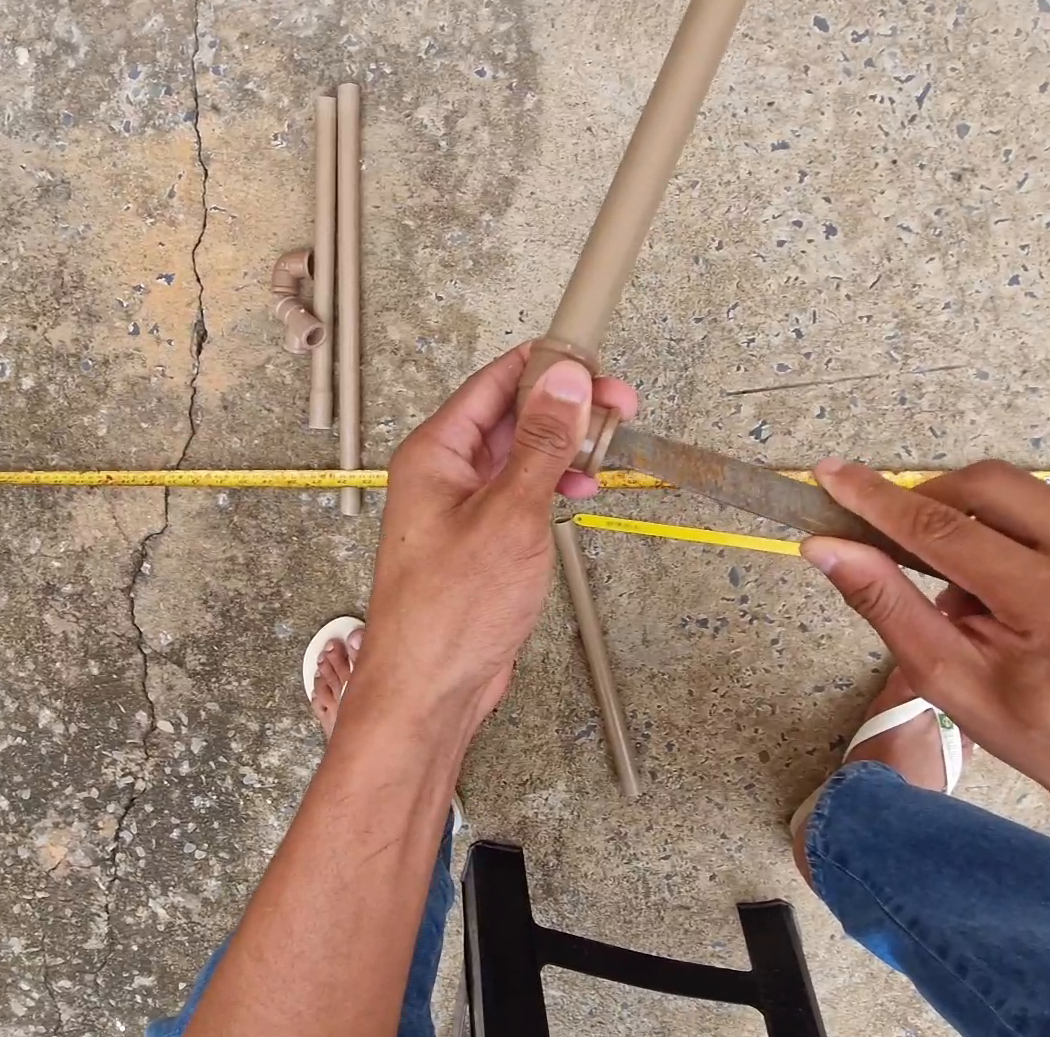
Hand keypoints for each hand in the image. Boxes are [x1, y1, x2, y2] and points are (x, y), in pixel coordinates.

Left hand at [351, 342, 637, 737]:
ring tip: (609, 447)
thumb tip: (564, 382)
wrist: (429, 687)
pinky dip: (551, 484)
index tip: (594, 363)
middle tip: (619, 407)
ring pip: (518, 453)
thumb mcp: (509, 515)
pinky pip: (518, 491)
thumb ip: (539, 444)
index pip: (494, 382)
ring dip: (563, 445)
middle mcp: (443, 473)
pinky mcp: (478, 536)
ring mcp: (460, 505)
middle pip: (509, 415)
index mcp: (435, 452)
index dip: (546, 366)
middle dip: (565, 406)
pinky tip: (580, 487)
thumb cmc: (449, 611)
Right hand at [799, 459, 1049, 829]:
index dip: (879, 499)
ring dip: (975, 527)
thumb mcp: (945, 679)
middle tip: (898, 541)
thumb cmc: (1042, 736)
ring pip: (1025, 496)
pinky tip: (1018, 592)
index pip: (946, 531)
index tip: (831, 474)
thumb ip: (884, 603)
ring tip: (971, 591)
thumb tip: (825, 547)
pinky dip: (1017, 540)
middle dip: (929, 501)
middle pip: (992, 487)